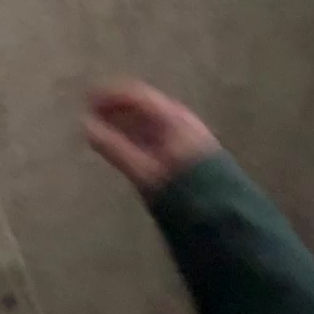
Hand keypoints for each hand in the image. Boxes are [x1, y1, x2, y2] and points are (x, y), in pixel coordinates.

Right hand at [85, 80, 220, 193]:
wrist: (227, 219)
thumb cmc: (183, 189)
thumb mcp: (144, 171)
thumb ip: (114, 147)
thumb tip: (86, 127)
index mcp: (172, 118)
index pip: (136, 94)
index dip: (109, 95)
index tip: (86, 99)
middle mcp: (181, 120)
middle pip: (143, 105)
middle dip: (116, 108)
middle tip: (92, 113)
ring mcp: (188, 135)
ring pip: (151, 120)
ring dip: (126, 122)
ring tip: (104, 130)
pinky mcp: (190, 152)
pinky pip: (158, 133)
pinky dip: (138, 134)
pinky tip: (128, 146)